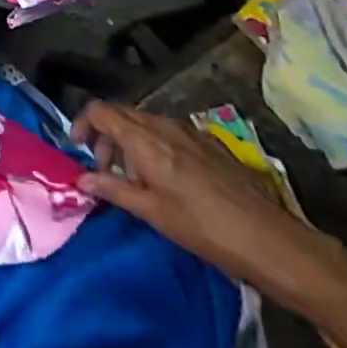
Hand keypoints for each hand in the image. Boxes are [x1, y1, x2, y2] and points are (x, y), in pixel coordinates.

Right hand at [70, 102, 338, 286]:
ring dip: (129, 139)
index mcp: (145, 138)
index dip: (83, 123)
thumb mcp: (151, 212)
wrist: (266, 237)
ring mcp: (189, 130)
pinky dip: (154, 143)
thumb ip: (113, 189)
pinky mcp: (208, 141)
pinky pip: (168, 131)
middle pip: (121, 113)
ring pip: (145, 121)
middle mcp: (164, 124)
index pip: (101, 110)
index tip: (79, 149)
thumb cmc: (202, 226)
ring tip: (133, 176)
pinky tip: (165, 176)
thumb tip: (82, 179)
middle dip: (105, 135)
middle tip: (104, 169)